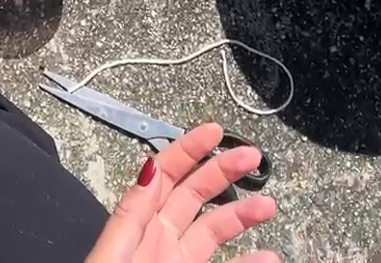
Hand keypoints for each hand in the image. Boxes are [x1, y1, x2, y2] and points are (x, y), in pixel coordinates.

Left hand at [85, 124, 279, 262]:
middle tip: (252, 156)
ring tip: (268, 206)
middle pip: (194, 195)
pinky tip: (267, 259)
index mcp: (137, 228)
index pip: (165, 175)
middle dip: (223, 170)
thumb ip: (132, 215)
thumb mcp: (112, 259)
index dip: (189, 148)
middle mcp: (159, 244)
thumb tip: (150, 168)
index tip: (215, 130)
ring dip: (241, 216)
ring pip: (214, 233)